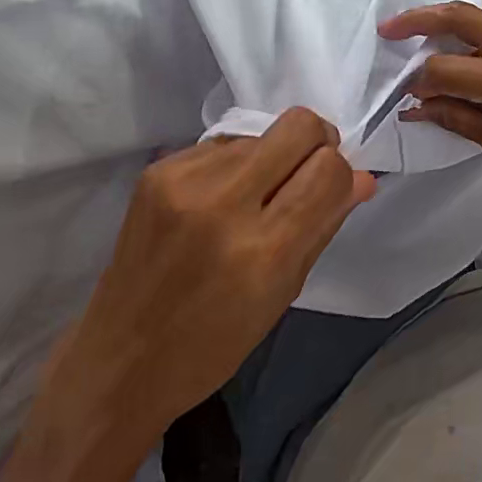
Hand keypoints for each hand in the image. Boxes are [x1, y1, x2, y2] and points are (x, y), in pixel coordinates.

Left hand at [0, 109, 375, 481]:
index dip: (340, 170)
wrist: (121, 356)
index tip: (332, 185)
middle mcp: (223, 203)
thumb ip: (323, 227)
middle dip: (317, 140)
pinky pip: (220, 145)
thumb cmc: (212, 344)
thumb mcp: (280, 296)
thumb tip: (361, 177)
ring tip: (253, 198)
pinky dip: (233, 164)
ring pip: (259, 133)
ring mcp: (184, 179)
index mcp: (263, 251)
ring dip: (270, 157)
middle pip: (298, 126)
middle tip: (307, 171)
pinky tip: (218, 200)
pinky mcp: (158, 168)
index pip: (328, 170)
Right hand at [382, 2, 481, 205]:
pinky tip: (454, 55)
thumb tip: (416, 108)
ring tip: (412, 39)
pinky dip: (468, 39)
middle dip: (418, 20)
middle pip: (459, 17)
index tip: (406, 99)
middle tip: (386, 29)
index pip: (446, 69)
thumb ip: (460, 119)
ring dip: (443, 26)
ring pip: (477, 19)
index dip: (420, 84)